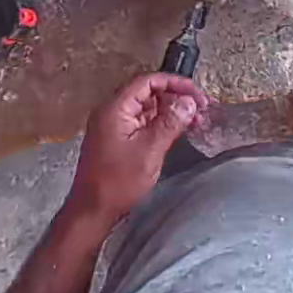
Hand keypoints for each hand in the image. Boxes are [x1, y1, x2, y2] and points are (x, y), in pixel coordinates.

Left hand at [66, 73, 209, 221]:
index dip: (174, 83)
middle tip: (200, 108)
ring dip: (169, 111)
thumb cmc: (116, 182)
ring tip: (194, 120)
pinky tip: (176, 131)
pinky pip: (141, 123)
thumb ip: (170, 123)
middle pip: (147, 93)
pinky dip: (160, 124)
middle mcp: (111, 112)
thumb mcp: (149, 150)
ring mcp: (113, 127)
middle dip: (175, 97)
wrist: (92, 210)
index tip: (196, 92)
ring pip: (146, 109)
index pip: (147, 82)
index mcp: (115, 108)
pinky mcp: (117, 140)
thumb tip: (189, 102)